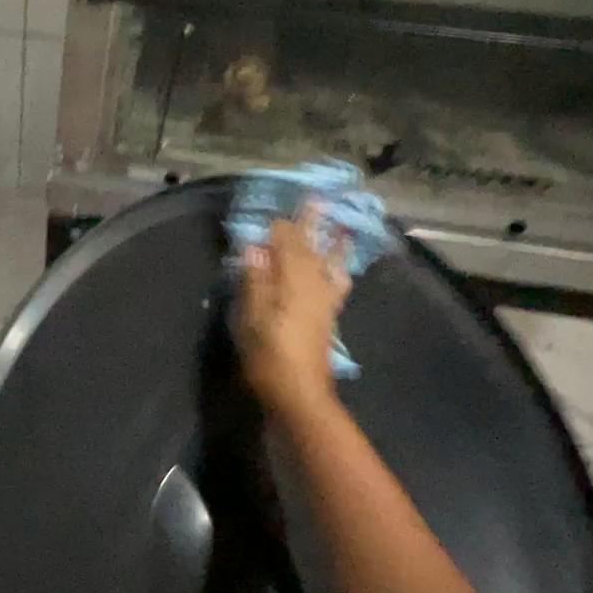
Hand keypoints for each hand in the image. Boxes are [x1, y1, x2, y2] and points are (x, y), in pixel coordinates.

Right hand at [241, 209, 350, 415]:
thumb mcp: (250, 317)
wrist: (299, 394)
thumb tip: (255, 248)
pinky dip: (340, 270)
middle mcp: (314, 284)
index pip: (286, 242)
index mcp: (293, 280)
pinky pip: (337, 283)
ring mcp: (324, 300)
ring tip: (342, 225)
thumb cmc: (268, 356)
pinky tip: (341, 268)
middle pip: (310, 247)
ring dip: (331, 242)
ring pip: (328, 262)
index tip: (271, 210)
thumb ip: (255, 280)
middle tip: (317, 197)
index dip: (278, 226)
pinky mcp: (327, 316)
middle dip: (310, 223)